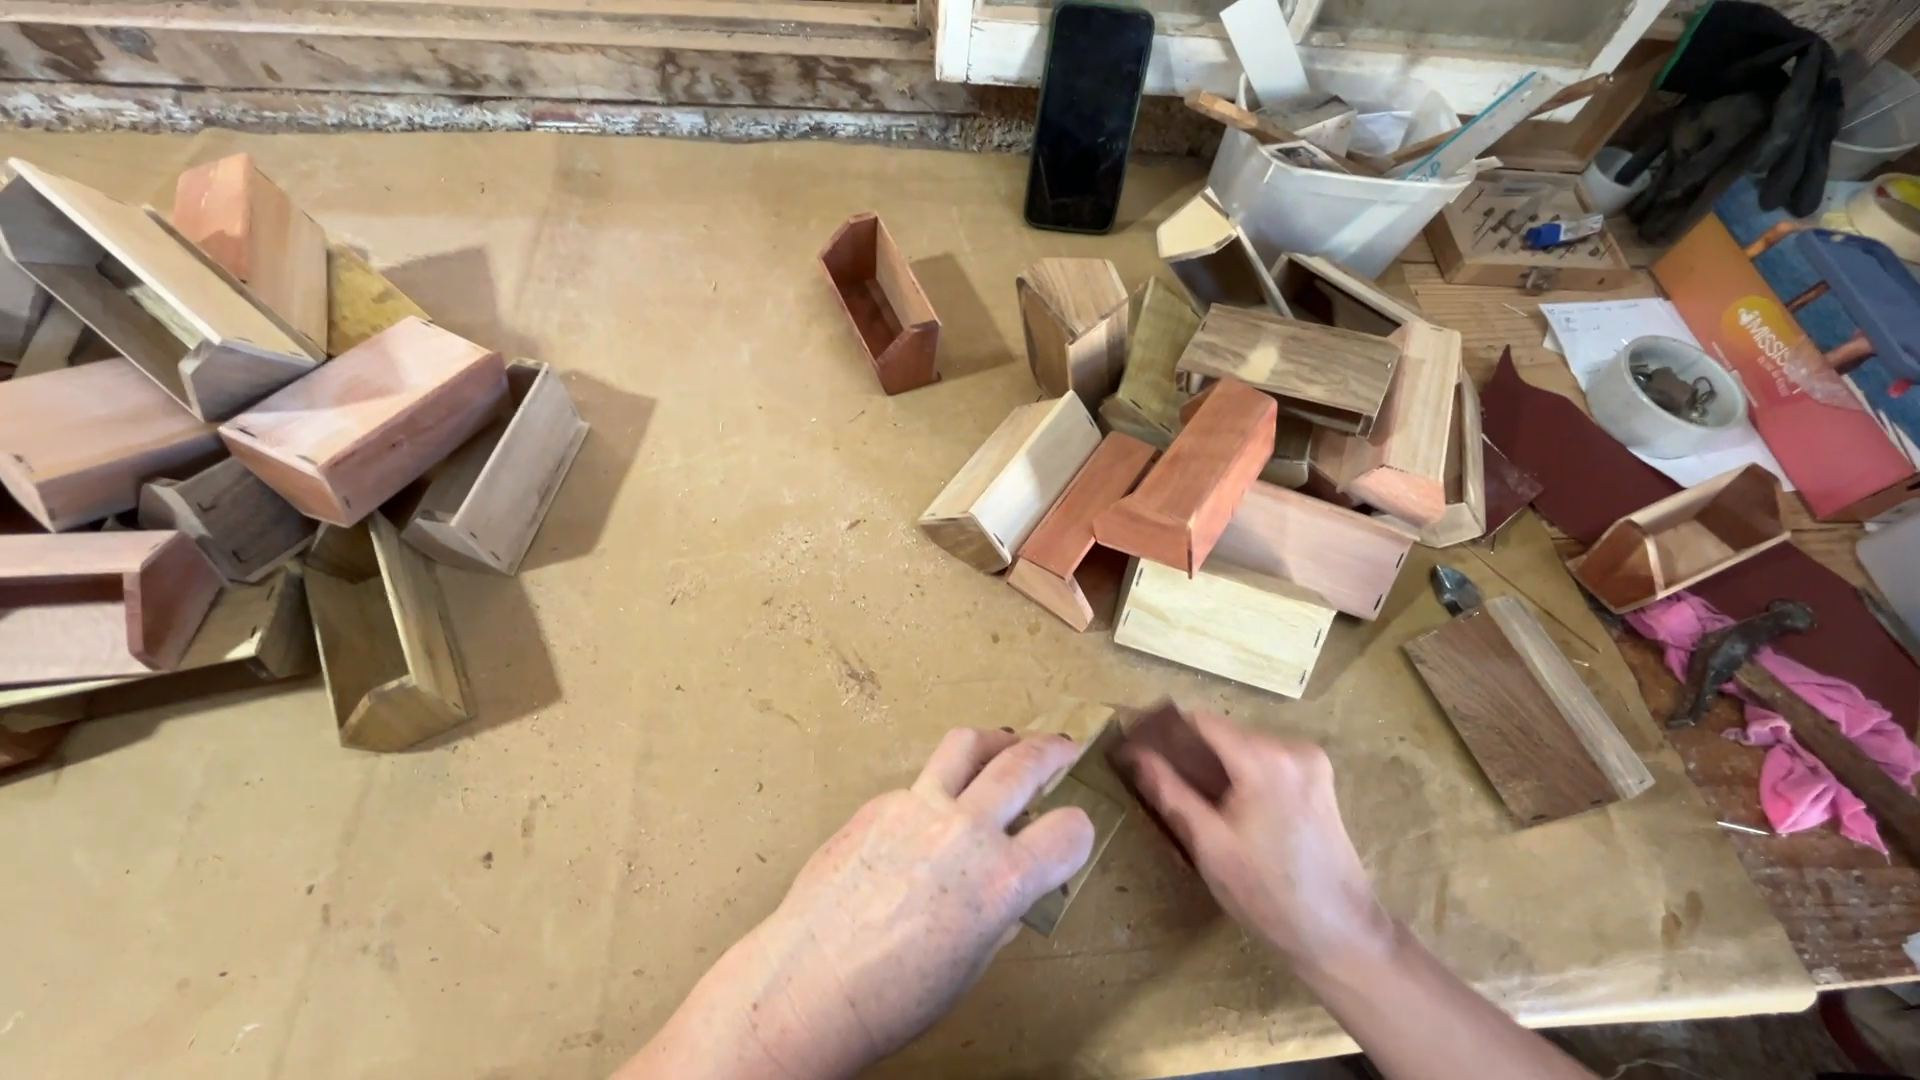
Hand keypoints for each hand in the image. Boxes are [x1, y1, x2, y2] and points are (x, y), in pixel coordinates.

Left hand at [658, 728, 1095, 1079]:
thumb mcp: (974, 957)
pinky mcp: (880, 803)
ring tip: (1005, 745)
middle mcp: (965, 830)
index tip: (1072, 833)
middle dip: (1053, 750)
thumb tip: (1016, 879)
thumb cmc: (896, 995)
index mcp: (1001, 879)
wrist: (811, 983)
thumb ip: (1003, 905)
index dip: (1078, 833)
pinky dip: (940, 789)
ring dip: (997, 741)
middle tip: (1063, 748)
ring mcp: (917, 807)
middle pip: (1024, 762)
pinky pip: (921, 782)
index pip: (1069, 831)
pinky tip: (929, 819)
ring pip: (968, 744)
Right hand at [1115, 712, 1391, 971]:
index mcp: (1265, 759)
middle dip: (1188, 753)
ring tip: (1188, 798)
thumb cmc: (1268, 895)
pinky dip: (1239, 774)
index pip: (1201, 722)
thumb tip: (1136, 755)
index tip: (1136, 747)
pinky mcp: (1317, 777)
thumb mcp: (1209, 845)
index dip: (1163, 732)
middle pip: (1223, 733)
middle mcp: (1292, 748)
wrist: (1341, 933)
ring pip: (1242, 746)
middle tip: (1157, 780)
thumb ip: (1170, 792)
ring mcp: (1310, 761)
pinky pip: (1264, 760)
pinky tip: (1225, 806)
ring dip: (1213, 765)